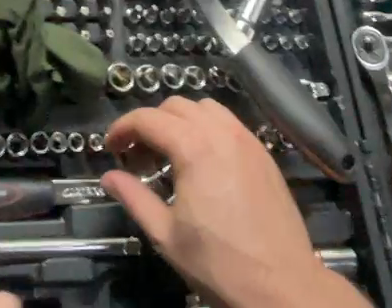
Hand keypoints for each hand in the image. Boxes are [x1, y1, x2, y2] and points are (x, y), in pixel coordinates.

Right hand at [100, 97, 370, 307]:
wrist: (283, 285)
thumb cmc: (220, 263)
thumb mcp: (166, 235)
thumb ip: (134, 198)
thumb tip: (108, 177)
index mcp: (194, 148)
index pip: (148, 119)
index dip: (123, 128)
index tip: (111, 147)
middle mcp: (221, 132)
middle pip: (175, 106)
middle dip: (150, 123)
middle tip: (138, 156)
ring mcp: (247, 139)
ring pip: (205, 107)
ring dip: (180, 120)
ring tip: (170, 153)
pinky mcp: (263, 152)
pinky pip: (229, 122)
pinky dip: (207, 127)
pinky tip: (202, 159)